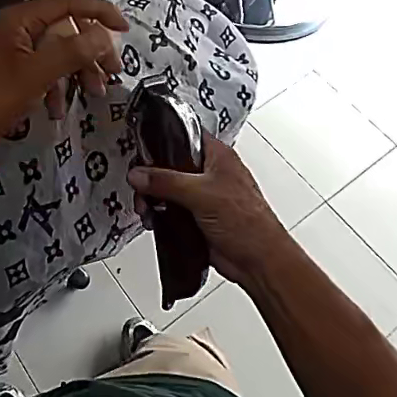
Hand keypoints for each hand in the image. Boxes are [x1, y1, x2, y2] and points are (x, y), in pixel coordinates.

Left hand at [0, 0, 128, 151]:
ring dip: (77, 71)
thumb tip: (104, 35)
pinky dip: (55, 85)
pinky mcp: (7, 68)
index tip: (124, 29)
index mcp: (19, 18)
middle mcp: (15, 26)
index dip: (99, 11)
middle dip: (92, 51)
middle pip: (66, 28)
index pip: (68, 1)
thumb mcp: (37, 75)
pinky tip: (58, 109)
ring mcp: (10, 47)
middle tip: (113, 72)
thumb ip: (72, 51)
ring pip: (56, 51)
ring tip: (95, 94)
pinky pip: (41, 68)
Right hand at [127, 134, 297, 290]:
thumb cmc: (249, 224)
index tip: (145, 149)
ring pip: (169, 188)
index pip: (186, 136)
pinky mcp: (197, 217)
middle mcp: (211, 173)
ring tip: (147, 207)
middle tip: (142, 186)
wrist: (257, 261)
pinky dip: (160, 213)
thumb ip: (166, 181)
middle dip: (152, 176)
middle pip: (171, 165)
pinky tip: (153, 219)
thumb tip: (140, 174)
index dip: (164, 139)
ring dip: (154, 197)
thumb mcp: (200, 193)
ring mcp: (203, 196)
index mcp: (218, 156)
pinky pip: (172, 209)